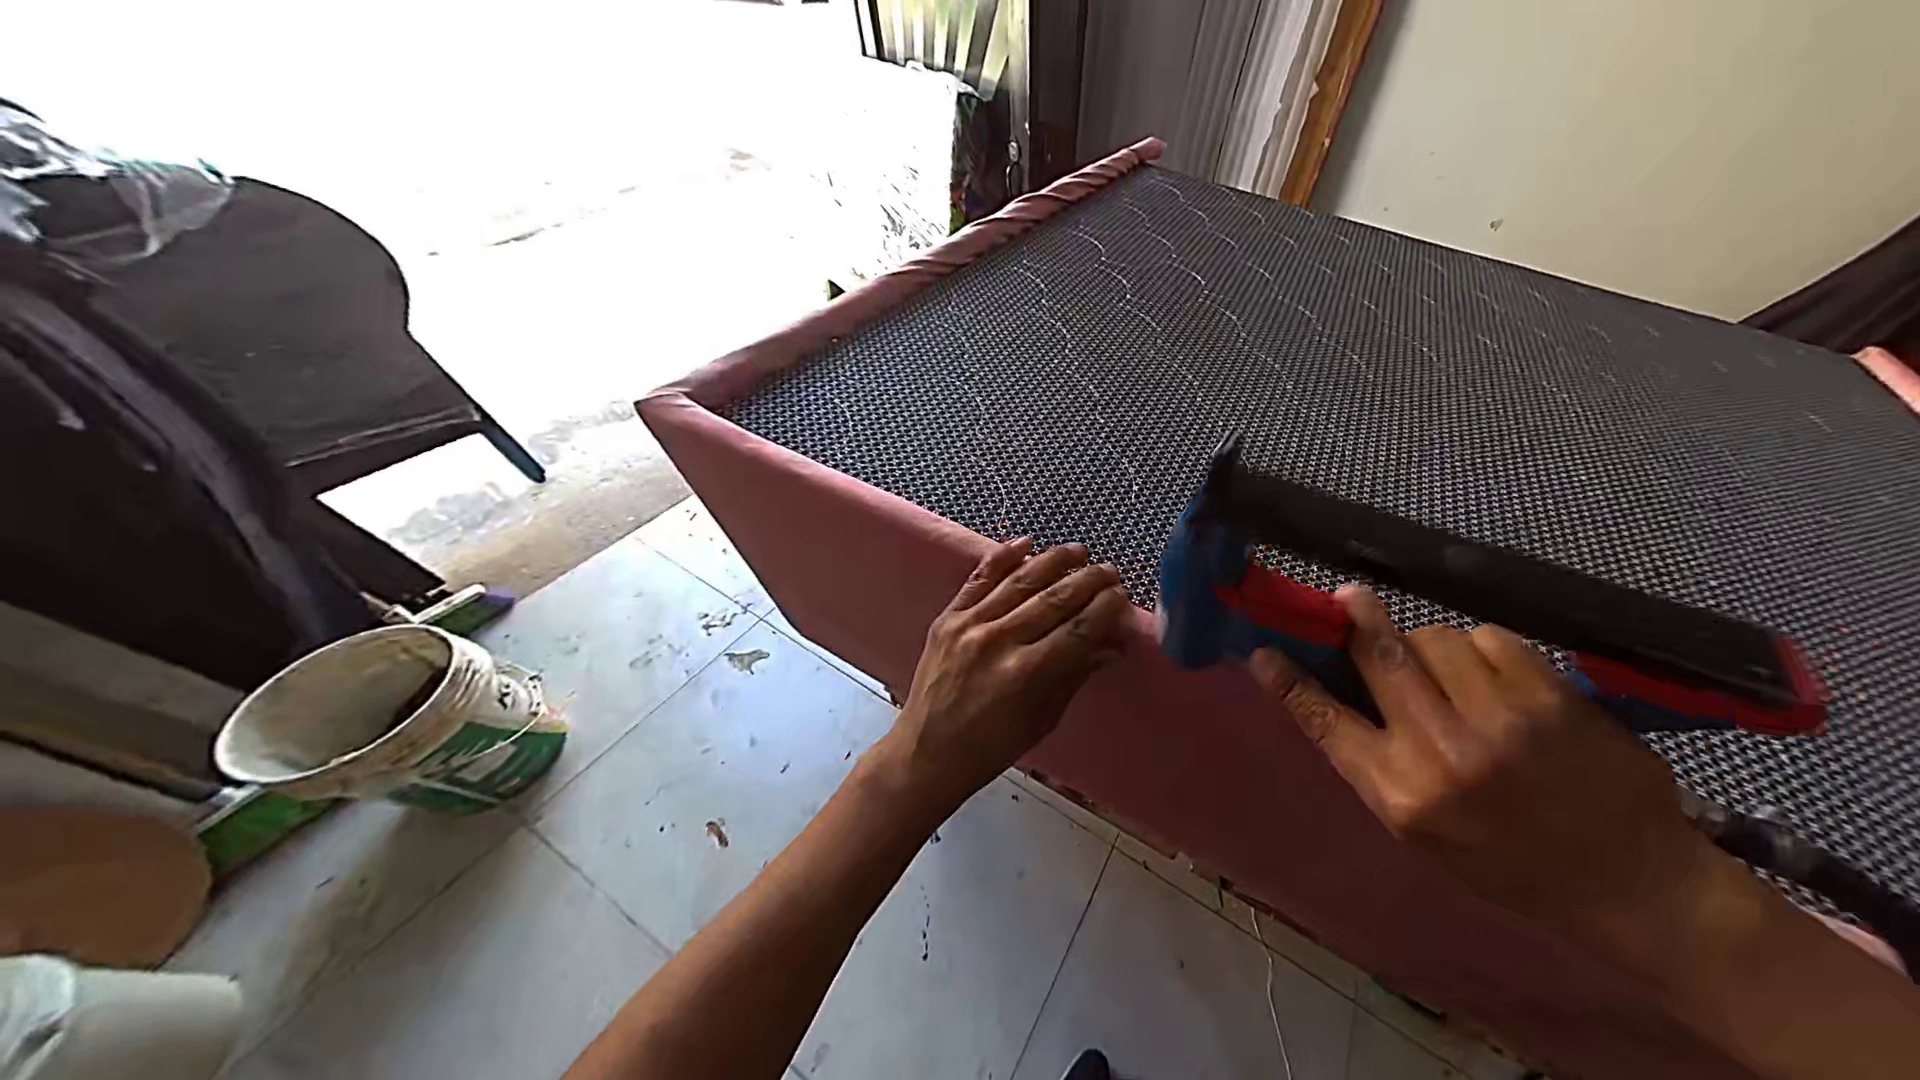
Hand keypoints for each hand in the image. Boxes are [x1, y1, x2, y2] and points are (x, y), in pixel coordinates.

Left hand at [877, 537, 1131, 812]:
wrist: (926, 751)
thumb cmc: (991, 747)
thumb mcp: (1042, 720)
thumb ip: (1074, 676)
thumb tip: (1111, 646)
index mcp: (1025, 674)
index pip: (1078, 629)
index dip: (1105, 609)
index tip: (1122, 596)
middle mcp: (998, 641)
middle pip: (1054, 599)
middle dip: (1088, 581)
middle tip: (1110, 570)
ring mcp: (968, 625)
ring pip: (1020, 581)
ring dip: (1053, 561)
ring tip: (1079, 551)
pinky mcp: (947, 618)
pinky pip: (978, 579)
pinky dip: (1002, 557)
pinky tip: (1025, 542)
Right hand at [1250, 585, 1713, 928]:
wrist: (1630, 884)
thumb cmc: (1502, 858)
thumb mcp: (1416, 826)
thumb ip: (1370, 758)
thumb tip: (1327, 691)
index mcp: (1400, 790)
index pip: (1324, 721)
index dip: (1288, 682)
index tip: (1263, 651)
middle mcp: (1443, 751)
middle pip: (1379, 657)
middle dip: (1357, 619)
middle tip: (1348, 598)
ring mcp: (1502, 721)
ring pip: (1436, 639)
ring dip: (1429, 643)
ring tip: (1446, 667)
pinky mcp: (1553, 699)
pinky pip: (1491, 639)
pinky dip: (1481, 646)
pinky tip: (1492, 674)